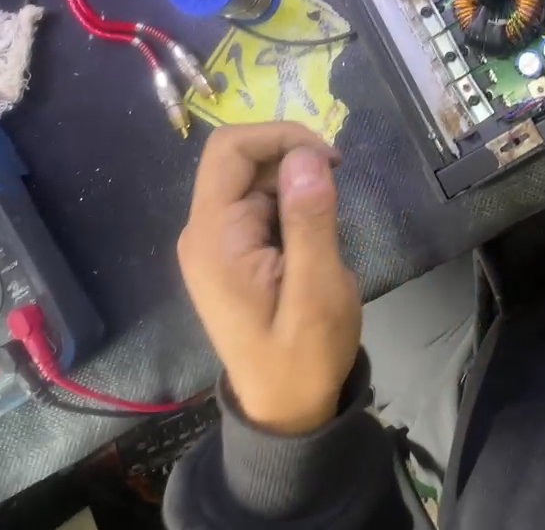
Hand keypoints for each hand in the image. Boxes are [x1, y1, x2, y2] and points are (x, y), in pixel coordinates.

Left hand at [177, 123, 360, 433]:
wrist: (287, 407)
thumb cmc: (304, 355)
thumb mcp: (318, 290)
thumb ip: (310, 220)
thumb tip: (308, 156)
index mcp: (215, 238)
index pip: (230, 150)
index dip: (281, 136)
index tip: (330, 160)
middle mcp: (206, 230)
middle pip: (240, 156)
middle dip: (292, 153)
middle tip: (337, 180)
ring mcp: (218, 240)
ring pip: (254, 174)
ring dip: (295, 176)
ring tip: (329, 210)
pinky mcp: (234, 248)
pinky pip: (260, 199)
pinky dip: (292, 195)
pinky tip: (315, 222)